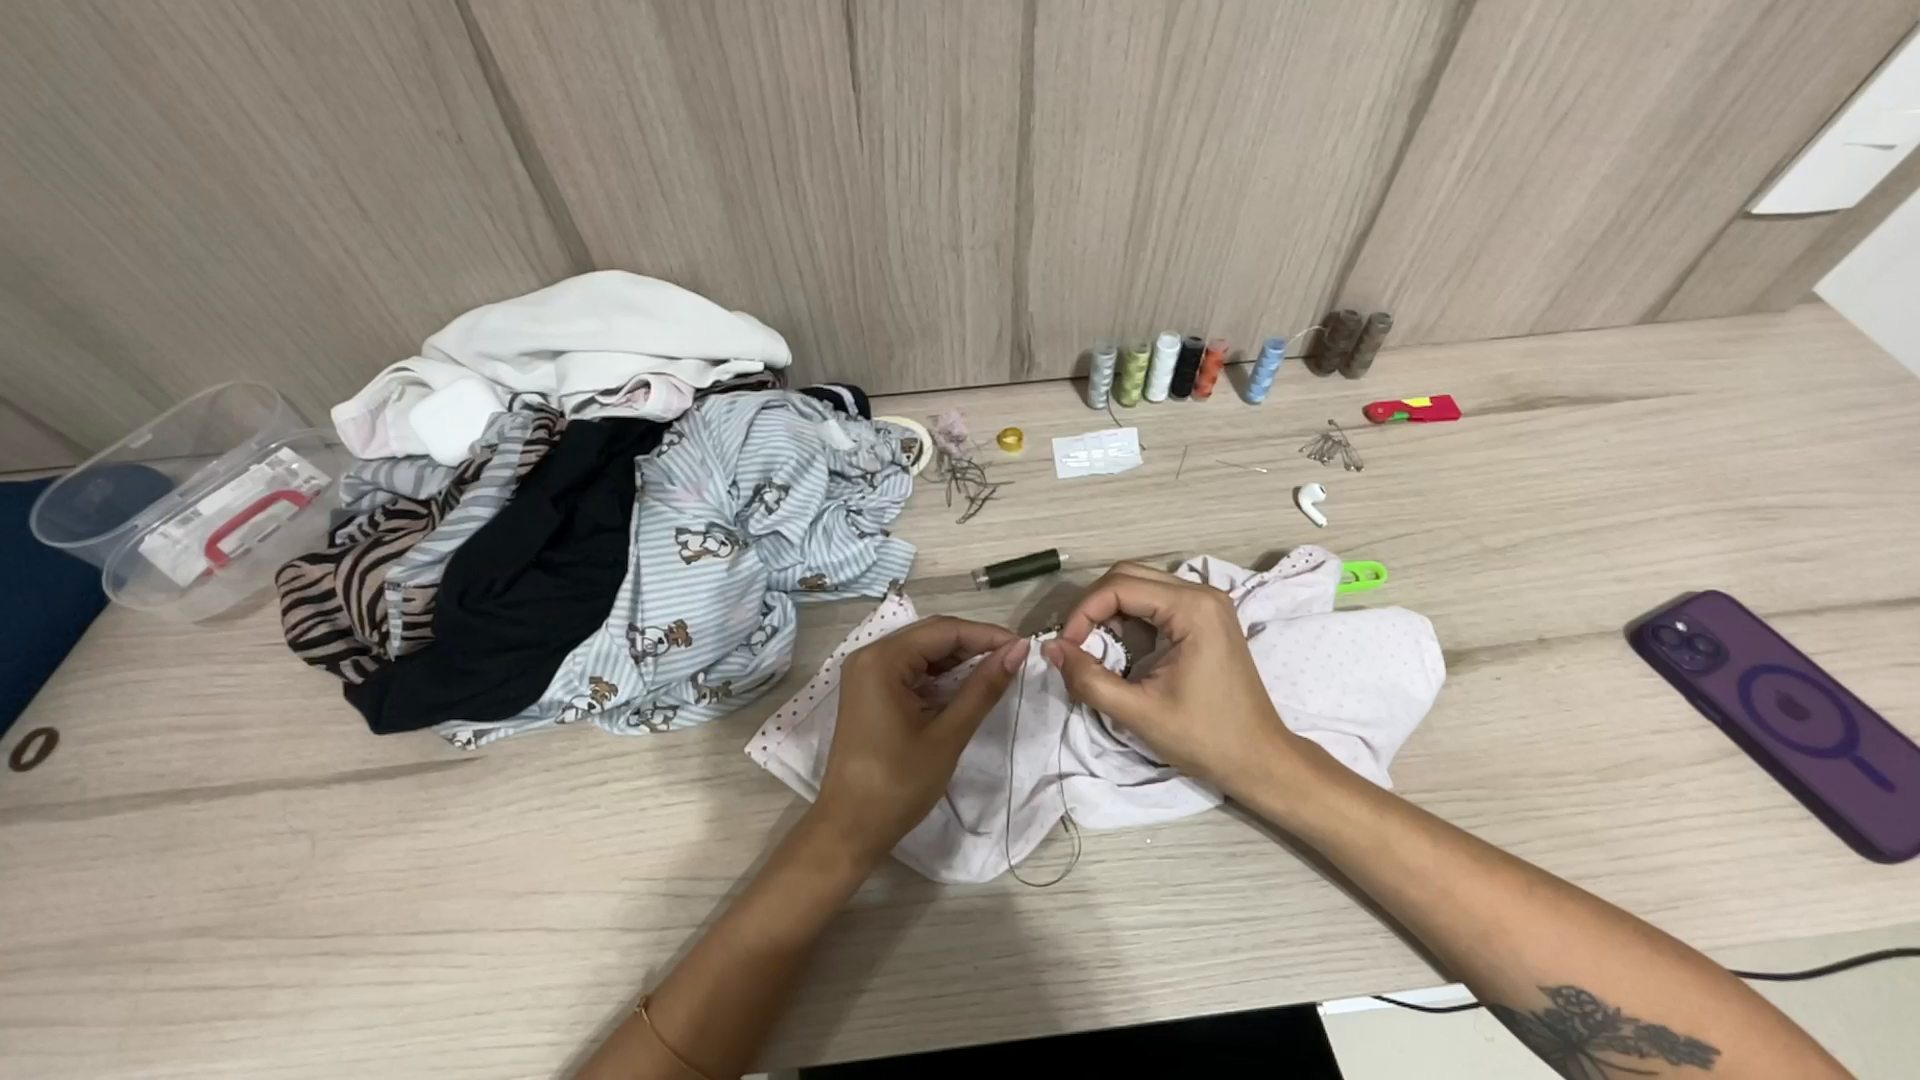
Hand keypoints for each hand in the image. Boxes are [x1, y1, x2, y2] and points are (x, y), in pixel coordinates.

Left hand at [814, 615, 1027, 864]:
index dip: (987, 635)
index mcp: (882, 660)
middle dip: (974, 644)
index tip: (1024, 647)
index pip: (944, 630)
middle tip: (1015, 658)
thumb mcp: (948, 734)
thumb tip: (1018, 651)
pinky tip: (966, 686)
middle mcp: (869, 655)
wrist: (851, 827)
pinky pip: (910, 670)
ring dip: (959, 659)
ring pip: (922, 651)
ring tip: (998, 670)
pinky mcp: (869, 691)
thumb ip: (983, 688)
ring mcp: (866, 673)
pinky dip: (939, 675)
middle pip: (931, 635)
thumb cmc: (898, 783)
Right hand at [1041, 563, 1305, 796]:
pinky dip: (1129, 619)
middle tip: (1075, 646)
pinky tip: (1122, 651)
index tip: (1066, 649)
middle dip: (1092, 607)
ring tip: (1095, 650)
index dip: (1083, 614)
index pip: (1118, 586)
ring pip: (1139, 585)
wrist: (1258, 759)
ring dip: (1109, 612)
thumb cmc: (1204, 738)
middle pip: (1127, 576)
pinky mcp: (1206, 618)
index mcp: (1192, 608)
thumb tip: (1050, 649)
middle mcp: (1202, 594)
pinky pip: (1155, 602)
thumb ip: (1088, 679)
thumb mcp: (1137, 712)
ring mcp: (1207, 604)